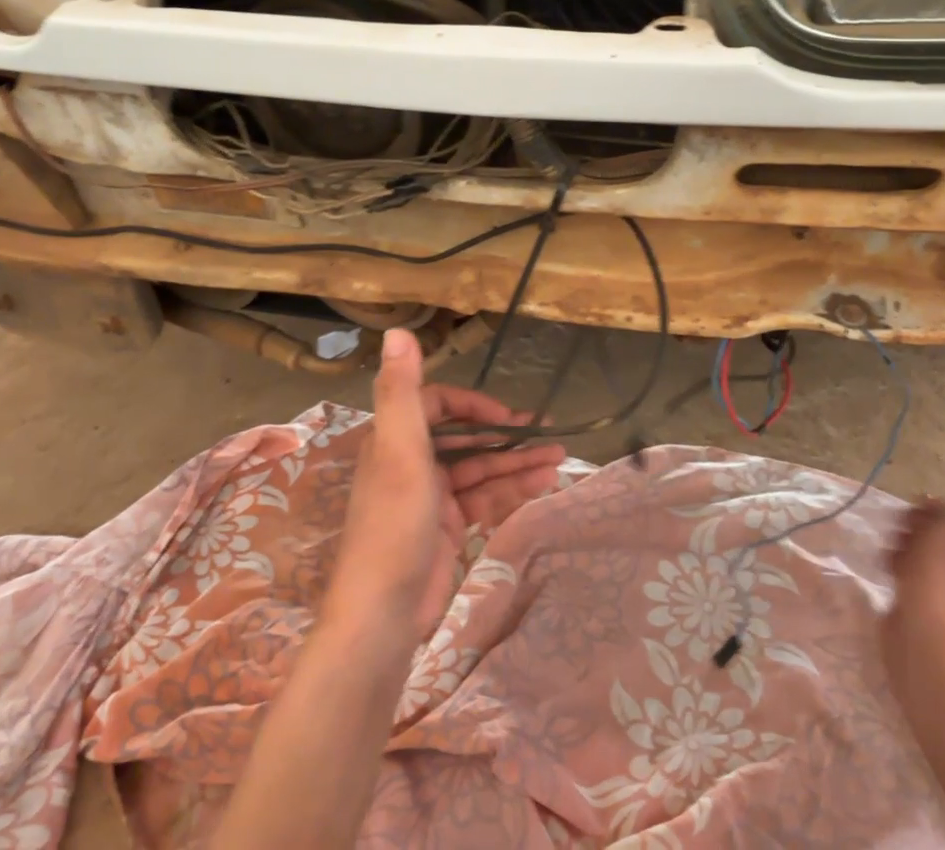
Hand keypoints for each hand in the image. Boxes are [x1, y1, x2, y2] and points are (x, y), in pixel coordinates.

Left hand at [325, 329, 566, 638]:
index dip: (474, 405)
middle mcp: (412, 464)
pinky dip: (511, 491)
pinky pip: (484, 499)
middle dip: (507, 436)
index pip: (437, 405)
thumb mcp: (400, 454)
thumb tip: (397, 332)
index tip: (508, 416)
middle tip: (550, 434)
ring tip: (560, 460)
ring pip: (481, 470)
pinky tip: (543, 486)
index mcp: (394, 441)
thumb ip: (402, 393)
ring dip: (518, 463)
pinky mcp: (447, 528)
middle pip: (466, 439)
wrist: (384, 612)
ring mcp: (431, 498)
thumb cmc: (394, 527)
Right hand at [883, 499, 944, 667]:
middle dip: (924, 528)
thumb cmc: (937, 582)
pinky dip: (900, 568)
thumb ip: (941, 514)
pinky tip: (886, 565)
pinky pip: (912, 578)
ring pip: (927, 558)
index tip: (922, 505)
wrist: (922, 637)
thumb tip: (933, 503)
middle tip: (902, 523)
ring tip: (890, 544)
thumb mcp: (943, 534)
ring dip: (908, 546)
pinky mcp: (923, 605)